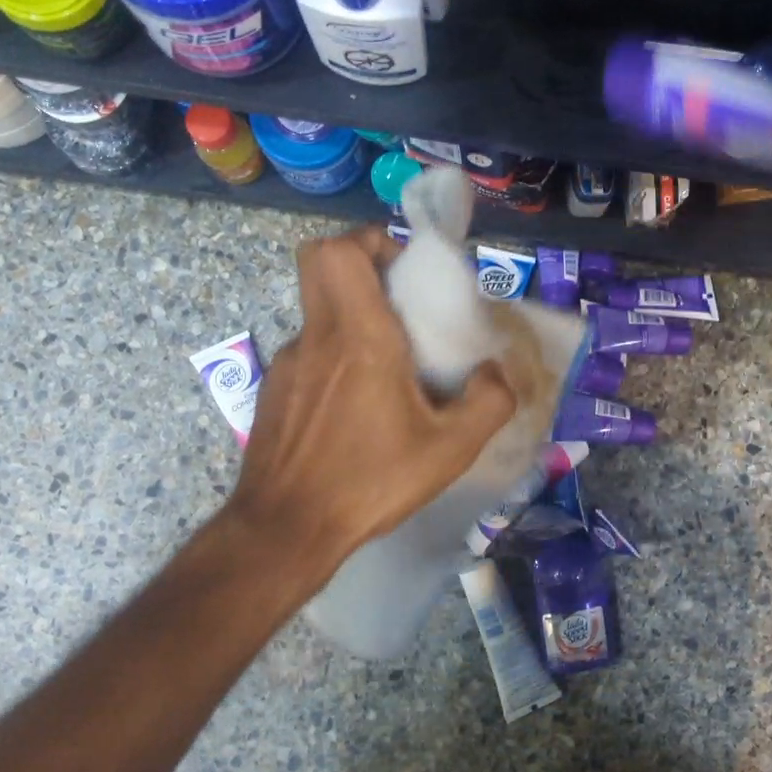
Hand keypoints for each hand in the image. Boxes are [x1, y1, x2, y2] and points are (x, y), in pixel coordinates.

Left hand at [220, 227, 515, 597]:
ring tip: (391, 373)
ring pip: (319, 313)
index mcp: (359, 337)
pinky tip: (358, 412)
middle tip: (399, 301)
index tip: (404, 270)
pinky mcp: (274, 392)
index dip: (370, 241)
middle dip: (361, 264)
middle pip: (320, 264)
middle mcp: (317, 337)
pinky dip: (336, 359)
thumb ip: (489, 402)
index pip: (339, 250)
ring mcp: (288, 364)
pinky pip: (310, 353)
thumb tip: (497, 372)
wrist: (285, 529)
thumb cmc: (370, 481)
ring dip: (354, 320)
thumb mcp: (450, 449)